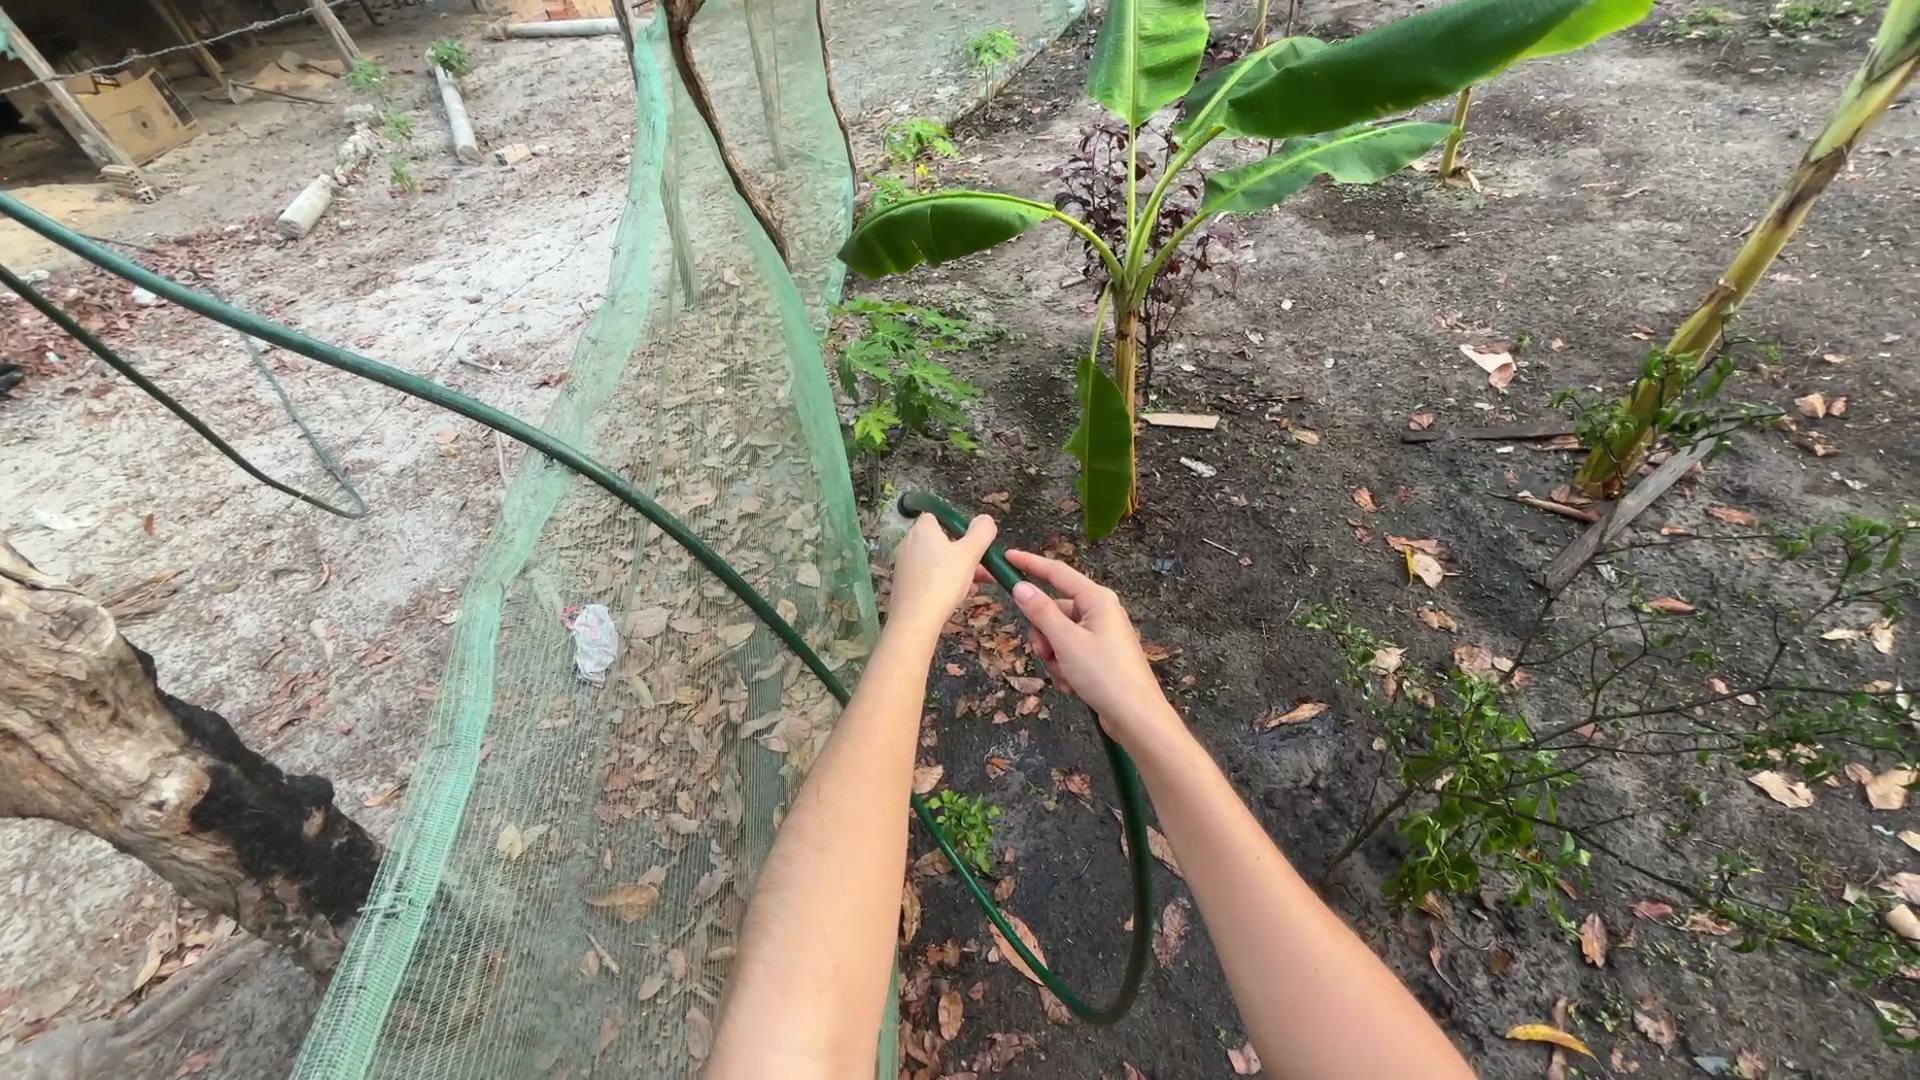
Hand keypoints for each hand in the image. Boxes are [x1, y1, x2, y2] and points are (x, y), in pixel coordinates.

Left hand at [888, 513, 997, 637]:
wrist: (916, 618)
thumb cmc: (943, 580)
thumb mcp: (970, 553)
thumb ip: (981, 532)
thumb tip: (985, 519)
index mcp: (922, 530)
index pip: (937, 517)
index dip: (955, 526)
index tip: (971, 541)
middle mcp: (909, 544)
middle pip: (941, 542)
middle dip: (963, 554)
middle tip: (982, 567)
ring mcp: (904, 565)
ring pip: (937, 562)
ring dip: (958, 570)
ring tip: (976, 585)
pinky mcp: (904, 585)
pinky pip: (929, 577)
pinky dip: (944, 582)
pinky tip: (960, 595)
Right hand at [1004, 550, 1180, 748]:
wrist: (1135, 717)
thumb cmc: (1105, 675)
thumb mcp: (1066, 641)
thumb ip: (1041, 612)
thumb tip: (1020, 587)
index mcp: (1096, 599)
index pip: (1057, 572)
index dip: (1030, 564)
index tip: (1007, 557)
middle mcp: (1099, 611)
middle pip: (1053, 610)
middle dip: (1043, 635)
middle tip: (1048, 655)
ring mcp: (1099, 634)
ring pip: (1057, 635)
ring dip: (1054, 657)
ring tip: (1066, 675)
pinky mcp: (1098, 655)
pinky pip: (1068, 652)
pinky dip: (1064, 668)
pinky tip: (1074, 685)